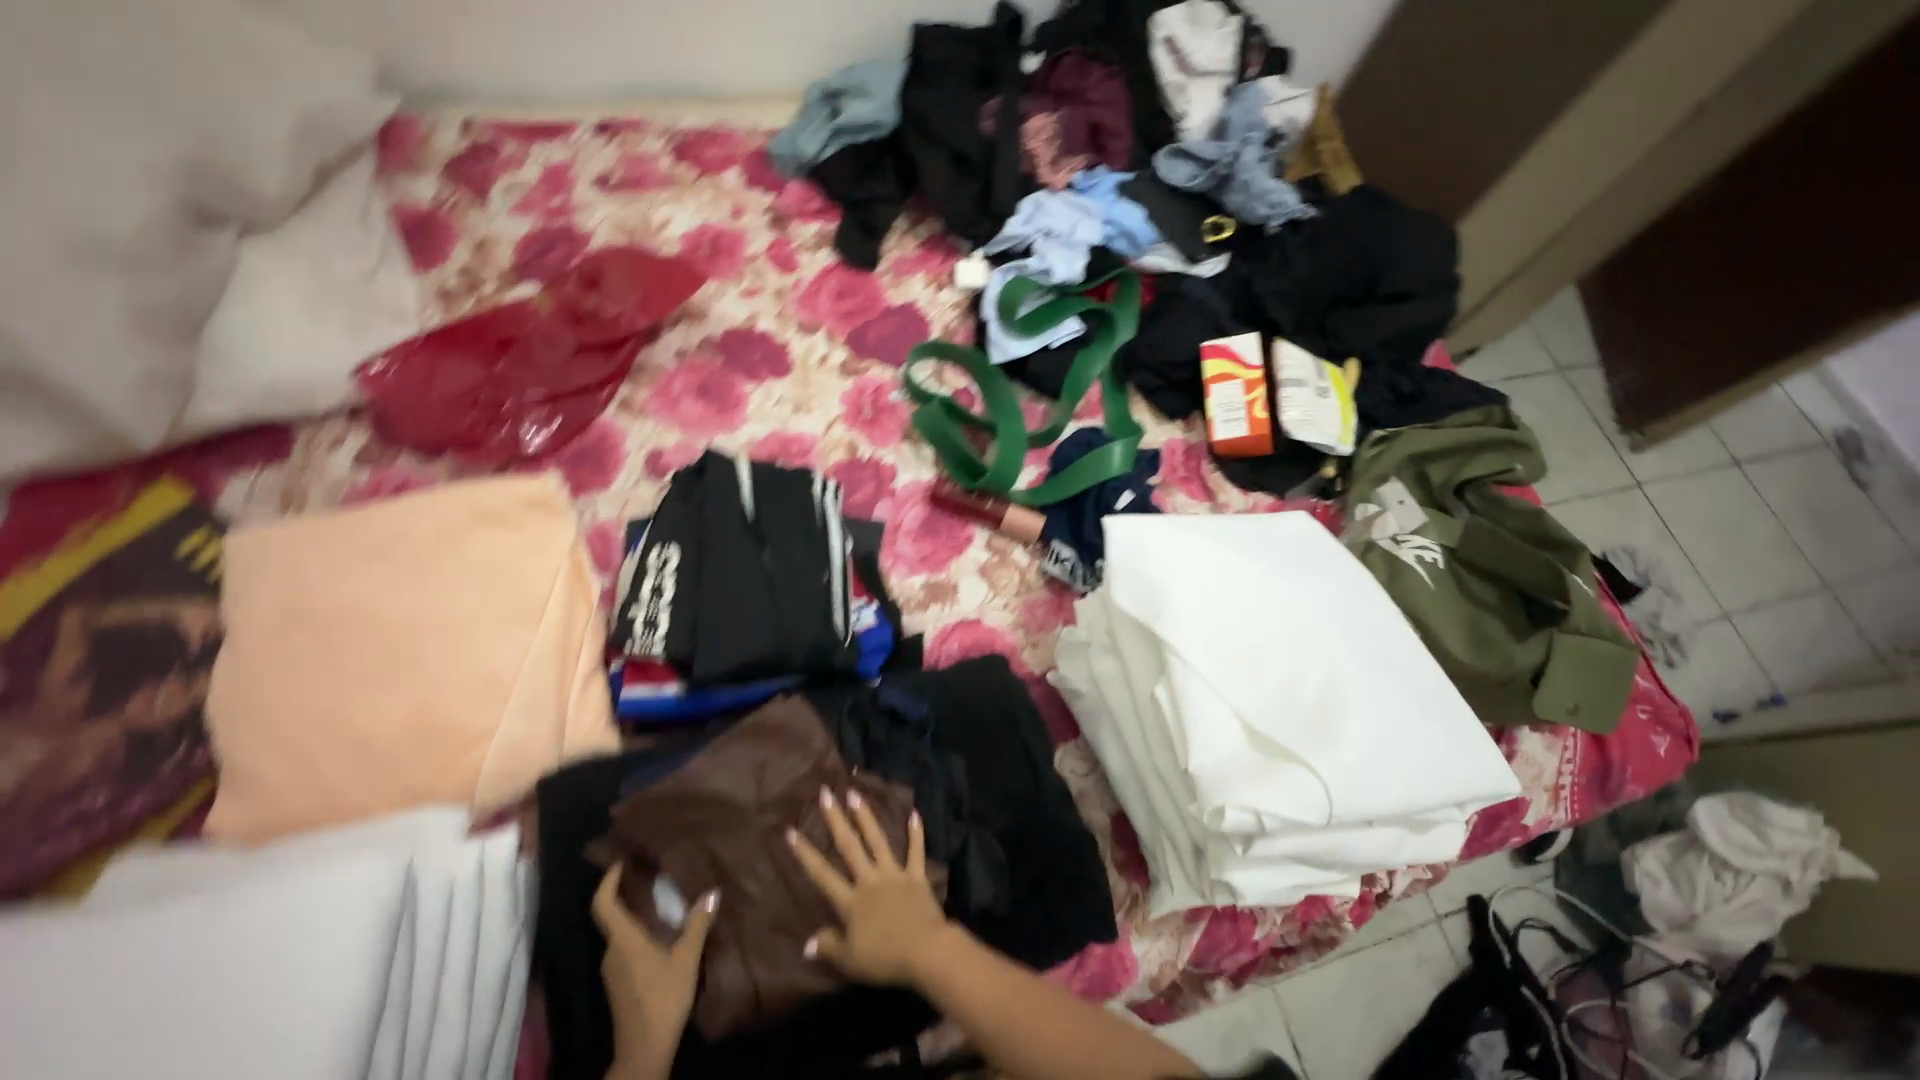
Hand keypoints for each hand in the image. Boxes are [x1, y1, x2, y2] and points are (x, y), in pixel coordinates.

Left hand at [593, 865, 717, 1079]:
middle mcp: (612, 951)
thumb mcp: (686, 959)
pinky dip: (639, 936)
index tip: (621, 862)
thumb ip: (698, 925)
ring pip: (621, 935)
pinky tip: (662, 939)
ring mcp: (613, 970)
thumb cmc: (663, 998)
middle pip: (613, 917)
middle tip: (652, 877)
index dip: (608, 880)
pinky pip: (626, 950)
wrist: (644, 1049)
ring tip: (662, 905)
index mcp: (623, 940)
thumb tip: (713, 892)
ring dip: (637, 918)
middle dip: (628, 895)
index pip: (603, 903)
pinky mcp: (619, 984)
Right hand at [787, 786, 952, 985]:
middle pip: (849, 846)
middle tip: (826, 793)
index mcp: (851, 901)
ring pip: (877, 841)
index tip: (791, 831)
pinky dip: (916, 833)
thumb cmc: (884, 958)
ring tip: (856, 794)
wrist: (926, 952)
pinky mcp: (917, 878)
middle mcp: (870, 881)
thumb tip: (806, 944)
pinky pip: (916, 852)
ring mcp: (895, 876)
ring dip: (866, 817)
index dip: (805, 853)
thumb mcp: (849, 960)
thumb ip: (828, 946)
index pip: (821, 874)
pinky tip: (914, 814)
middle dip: (835, 819)